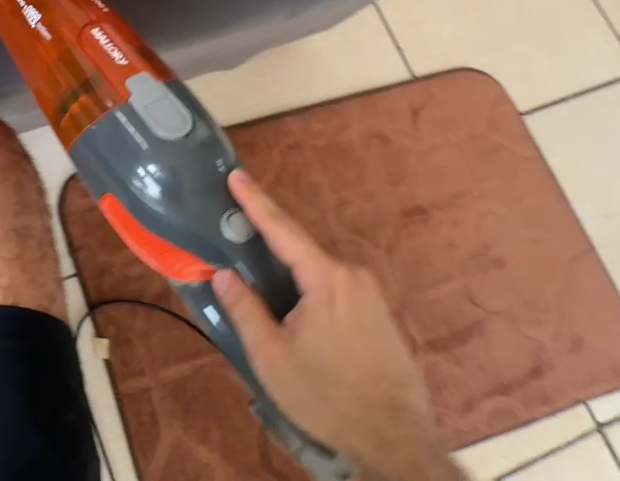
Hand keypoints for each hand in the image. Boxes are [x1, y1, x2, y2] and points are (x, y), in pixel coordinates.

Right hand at [213, 170, 459, 480]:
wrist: (396, 444)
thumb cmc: (327, 396)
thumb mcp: (272, 356)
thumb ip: (244, 309)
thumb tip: (223, 274)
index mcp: (327, 278)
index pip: (282, 229)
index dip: (255, 201)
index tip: (236, 175)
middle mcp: (353, 277)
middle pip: (300, 251)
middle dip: (267, 245)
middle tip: (235, 238)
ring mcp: (371, 297)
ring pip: (317, 274)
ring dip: (288, 276)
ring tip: (258, 286)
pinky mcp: (380, 318)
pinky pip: (334, 291)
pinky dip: (308, 292)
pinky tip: (293, 314)